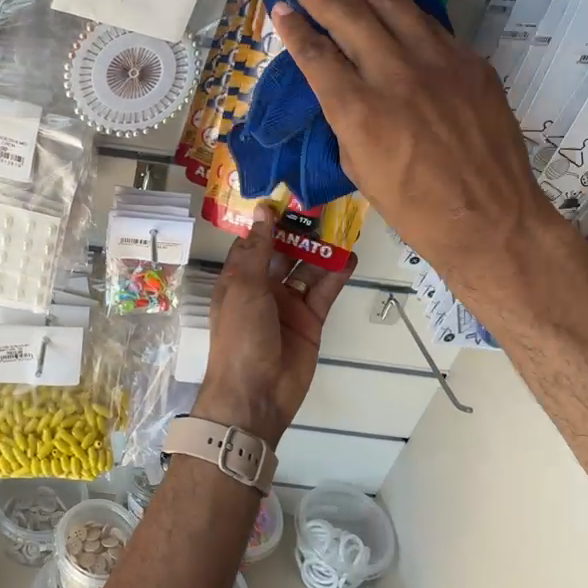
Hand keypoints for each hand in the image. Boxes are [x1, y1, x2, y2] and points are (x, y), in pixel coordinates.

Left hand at [195, 205, 351, 444]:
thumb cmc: (240, 336)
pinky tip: (350, 256)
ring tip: (342, 223)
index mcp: (238, 279)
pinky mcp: (310, 320)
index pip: (254, 242)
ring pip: (306, 269)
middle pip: (283, 252)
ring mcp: (288, 304)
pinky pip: (324, 291)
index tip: (288, 194)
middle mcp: (262, 288)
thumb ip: (259, 249)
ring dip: (321, 250)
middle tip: (323, 204)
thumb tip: (263, 210)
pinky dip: (336, 274)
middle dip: (300, 231)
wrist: (256, 394)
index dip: (268, 221)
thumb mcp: (244, 287)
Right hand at [270, 0, 569, 305]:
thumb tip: (341, 88)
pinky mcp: (469, 62)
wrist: (489, 217)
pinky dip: (403, 2)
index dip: (292, 27)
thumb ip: (345, 118)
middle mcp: (395, 75)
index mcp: (358, 110)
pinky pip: (429, 22)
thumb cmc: (413, 208)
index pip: (315, 53)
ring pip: (393, 2)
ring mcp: (438, 62)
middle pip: (349, 15)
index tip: (277, 8)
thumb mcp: (358, 168)